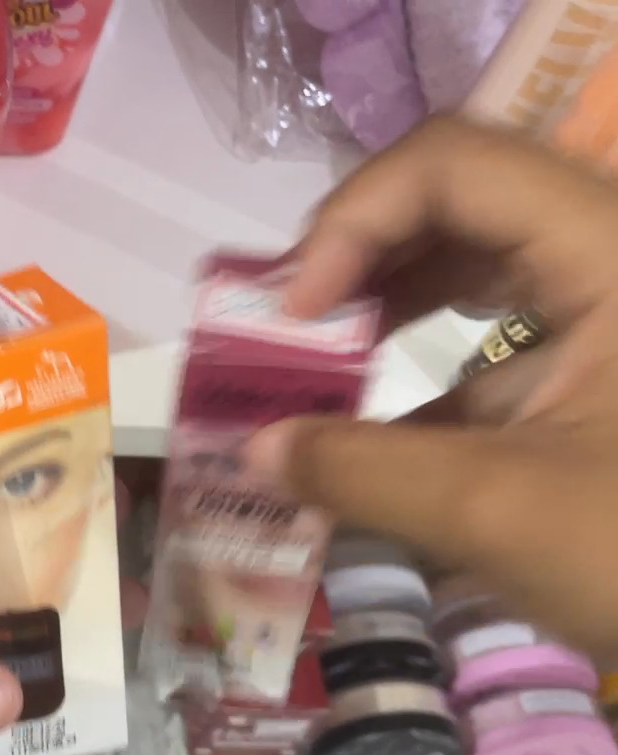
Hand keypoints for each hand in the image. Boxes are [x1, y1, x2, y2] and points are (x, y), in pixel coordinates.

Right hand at [247, 118, 617, 660]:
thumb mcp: (498, 513)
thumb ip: (353, 471)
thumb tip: (249, 452)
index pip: (457, 166)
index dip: (348, 223)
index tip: (290, 316)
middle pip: (462, 202)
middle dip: (349, 264)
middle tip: (280, 336)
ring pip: (478, 266)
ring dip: (375, 313)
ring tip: (306, 374)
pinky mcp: (616, 371)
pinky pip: (498, 342)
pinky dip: (416, 377)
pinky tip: (364, 436)